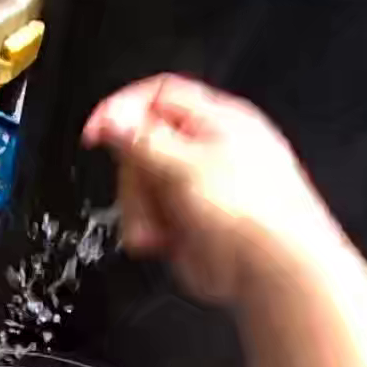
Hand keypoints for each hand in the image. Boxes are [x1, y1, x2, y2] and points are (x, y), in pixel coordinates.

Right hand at [82, 74, 345, 305]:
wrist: (269, 268)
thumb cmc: (252, 213)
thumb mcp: (188, 166)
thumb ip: (144, 141)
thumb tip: (113, 120)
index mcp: (214, 123)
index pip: (157, 97)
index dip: (122, 110)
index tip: (97, 133)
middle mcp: (202, 154)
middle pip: (140, 149)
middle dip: (133, 177)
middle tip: (141, 193)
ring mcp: (191, 191)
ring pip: (138, 188)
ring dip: (137, 211)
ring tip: (155, 230)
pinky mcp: (182, 224)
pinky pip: (146, 219)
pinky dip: (146, 231)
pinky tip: (161, 242)